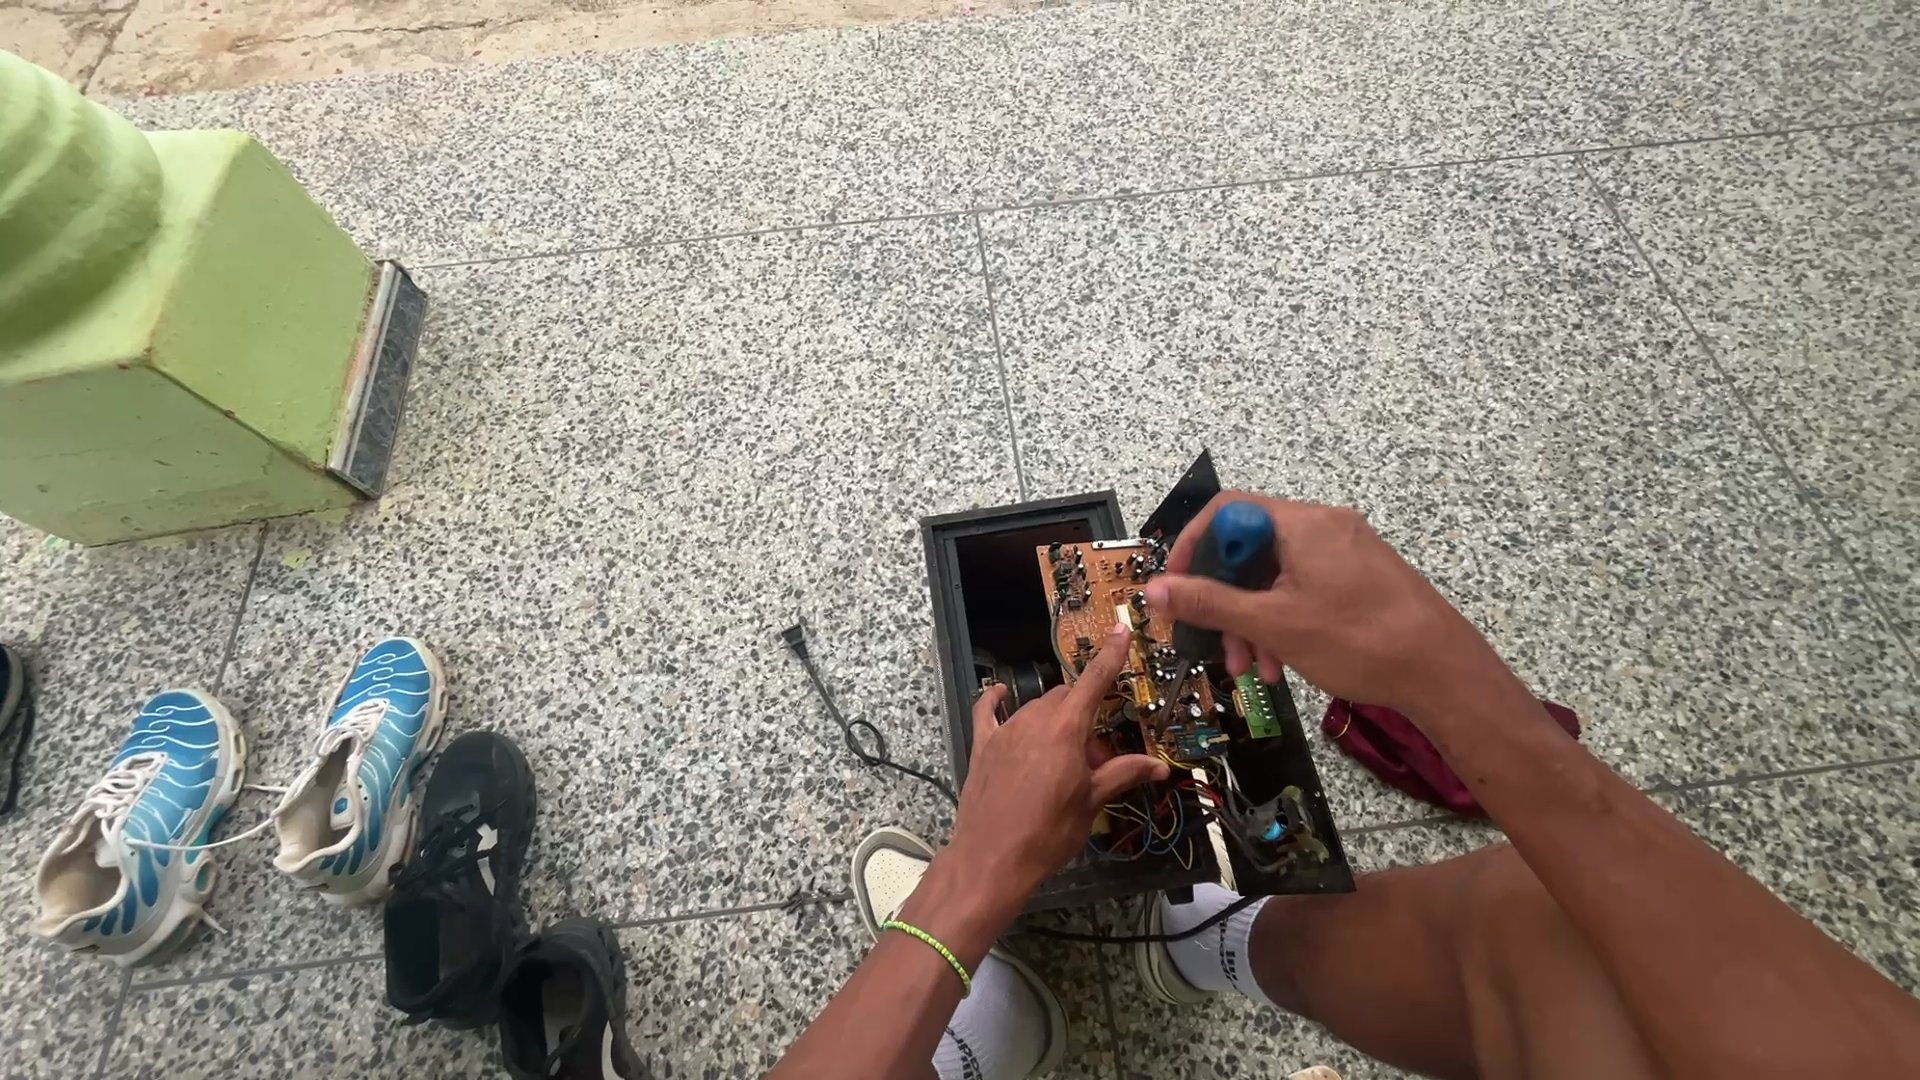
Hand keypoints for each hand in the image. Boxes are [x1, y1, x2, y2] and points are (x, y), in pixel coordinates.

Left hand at [943, 625, 1170, 905]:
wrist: (992, 858)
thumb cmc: (1048, 832)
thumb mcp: (1090, 803)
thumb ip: (1122, 774)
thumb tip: (1160, 765)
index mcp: (1066, 729)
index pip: (1094, 682)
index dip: (1110, 656)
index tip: (1120, 630)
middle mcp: (1034, 719)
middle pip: (1066, 698)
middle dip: (1084, 716)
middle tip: (1093, 758)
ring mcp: (1005, 730)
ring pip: (1036, 707)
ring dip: (1055, 722)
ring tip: (1062, 763)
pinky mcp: (982, 744)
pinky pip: (988, 711)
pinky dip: (995, 700)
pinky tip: (999, 694)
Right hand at [1145, 492, 1501, 714]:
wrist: (1447, 675)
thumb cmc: (1358, 641)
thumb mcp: (1272, 624)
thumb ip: (1208, 603)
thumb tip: (1154, 588)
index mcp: (1301, 523)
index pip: (1226, 510)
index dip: (1192, 545)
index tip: (1176, 584)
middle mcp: (1322, 525)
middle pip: (1248, 547)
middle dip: (1223, 597)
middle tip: (1210, 638)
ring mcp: (1344, 550)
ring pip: (1273, 574)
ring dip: (1249, 618)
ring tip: (1247, 666)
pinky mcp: (1359, 575)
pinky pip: (1301, 585)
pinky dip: (1280, 618)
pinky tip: (1277, 662)